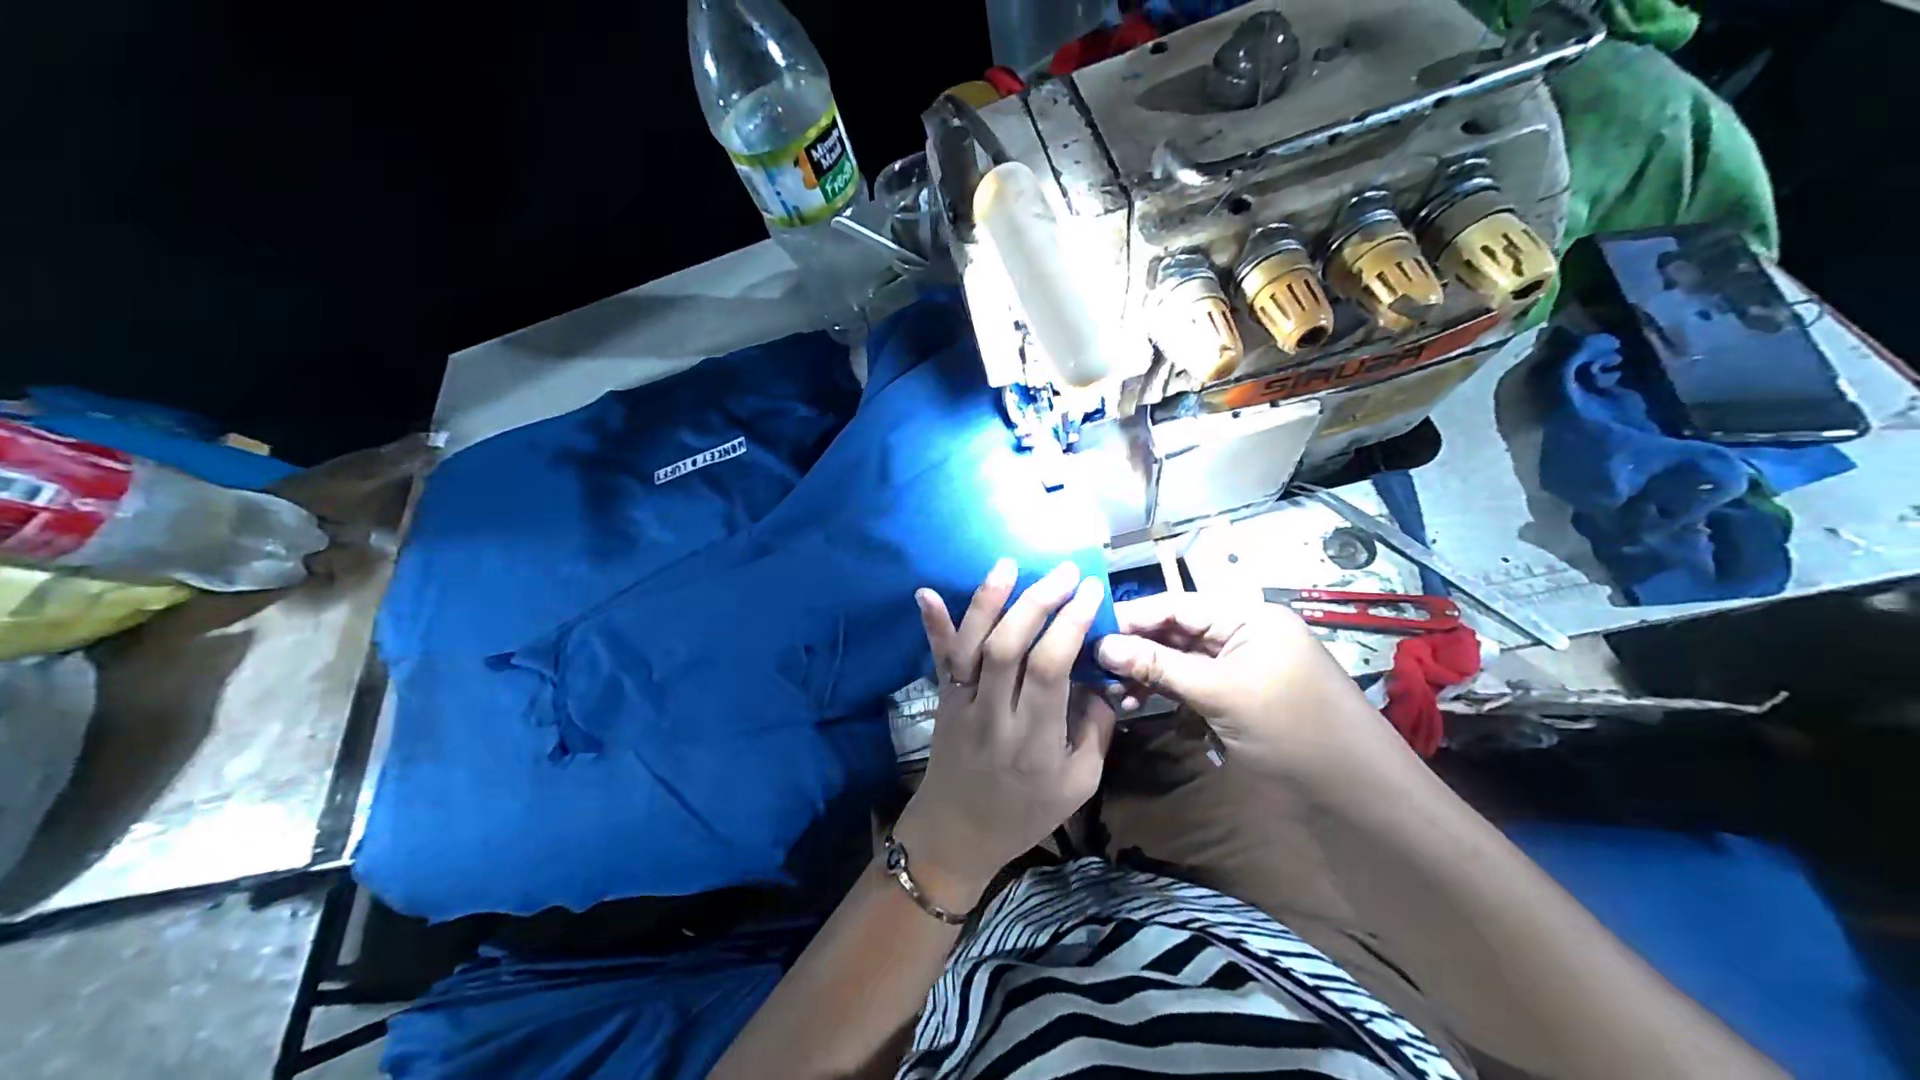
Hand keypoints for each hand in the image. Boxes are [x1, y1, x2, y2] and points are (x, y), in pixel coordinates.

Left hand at [893, 559, 1116, 911]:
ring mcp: (962, 703)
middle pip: (1009, 647)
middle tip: (1066, 572)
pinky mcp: (942, 699)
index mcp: (1035, 739)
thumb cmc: (1025, 812)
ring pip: (972, 646)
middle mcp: (994, 714)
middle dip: (1039, 602)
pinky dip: (933, 625)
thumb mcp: (1080, 784)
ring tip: (1010, 564)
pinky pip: (939, 659)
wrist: (957, 835)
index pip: (1050, 669)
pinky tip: (924, 591)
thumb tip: (1103, 677)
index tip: (1091, 593)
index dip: (1071, 625)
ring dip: (989, 600)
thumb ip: (1096, 729)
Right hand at [1095, 591, 1406, 785]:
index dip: (1131, 617)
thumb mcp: (1219, 695)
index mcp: (1247, 615)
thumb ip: (1158, 667)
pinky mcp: (1241, 691)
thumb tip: (1102, 646)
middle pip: (1177, 631)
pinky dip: (1171, 691)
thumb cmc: (1291, 730)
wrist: (1360, 791)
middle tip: (1096, 670)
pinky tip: (1141, 704)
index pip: (1176, 604)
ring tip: (1117, 695)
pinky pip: (1196, 681)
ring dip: (1150, 674)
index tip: (1088, 633)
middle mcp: (1244, 630)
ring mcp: (1243, 662)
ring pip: (1183, 659)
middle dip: (1138, 650)